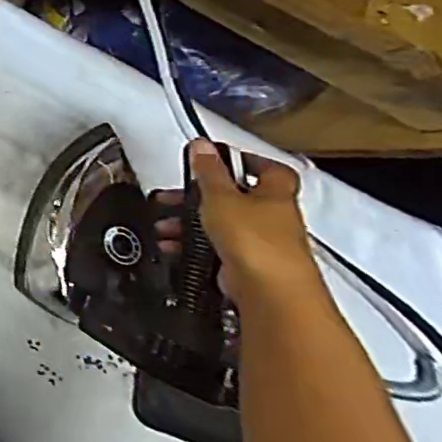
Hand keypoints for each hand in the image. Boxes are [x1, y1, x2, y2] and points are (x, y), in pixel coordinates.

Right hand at [154, 141, 318, 303]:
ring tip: (166, 223)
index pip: (272, 171)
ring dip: (192, 221)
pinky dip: (193, 244)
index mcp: (275, 197)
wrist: (271, 295)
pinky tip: (174, 245)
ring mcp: (263, 245)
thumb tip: (203, 146)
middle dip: (204, 194)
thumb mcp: (222, 197)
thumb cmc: (255, 242)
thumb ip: (209, 171)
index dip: (250, 161)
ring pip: (222, 224)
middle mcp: (274, 220)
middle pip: (238, 198)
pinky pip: (216, 248)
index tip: (222, 157)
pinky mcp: (249, 267)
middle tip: (180, 192)